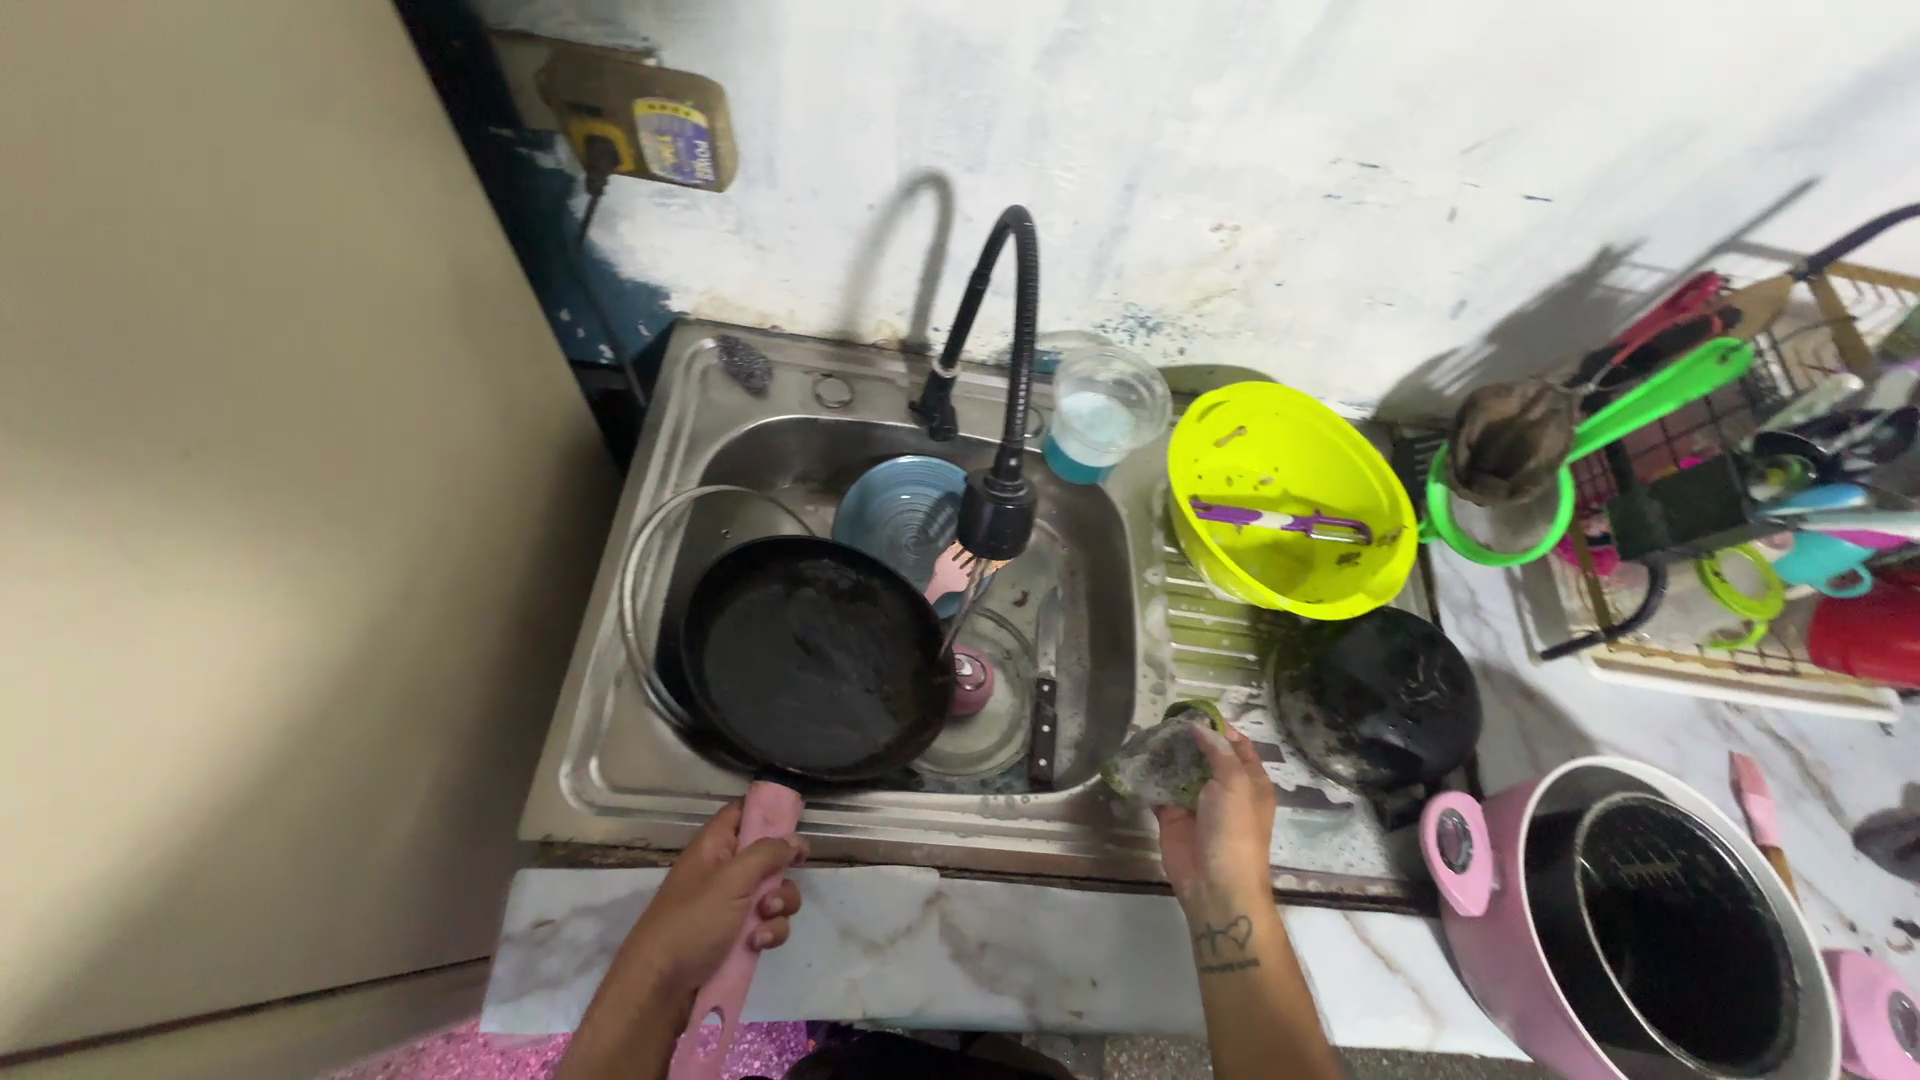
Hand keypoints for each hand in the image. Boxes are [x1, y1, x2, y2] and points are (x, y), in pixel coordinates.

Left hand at [618, 799, 808, 999]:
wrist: (660, 989)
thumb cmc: (692, 922)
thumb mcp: (732, 879)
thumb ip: (768, 853)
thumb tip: (795, 838)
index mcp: (714, 847)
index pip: (741, 812)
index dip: (767, 813)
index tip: (795, 823)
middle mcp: (723, 871)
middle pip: (767, 856)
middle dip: (782, 873)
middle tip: (778, 885)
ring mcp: (730, 906)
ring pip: (773, 893)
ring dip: (779, 907)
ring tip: (763, 921)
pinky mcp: (736, 937)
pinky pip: (766, 924)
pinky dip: (768, 932)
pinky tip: (757, 945)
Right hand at [1152, 721, 1274, 915]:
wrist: (1215, 884)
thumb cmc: (1234, 831)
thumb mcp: (1236, 784)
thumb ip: (1218, 751)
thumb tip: (1198, 726)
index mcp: (1249, 782)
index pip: (1237, 746)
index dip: (1219, 728)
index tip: (1193, 711)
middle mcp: (1224, 789)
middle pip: (1205, 755)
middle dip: (1187, 738)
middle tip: (1163, 719)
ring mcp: (1196, 803)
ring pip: (1180, 770)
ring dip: (1166, 754)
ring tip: (1146, 733)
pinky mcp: (1172, 816)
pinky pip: (1159, 790)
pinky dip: (1148, 776)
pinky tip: (1135, 758)